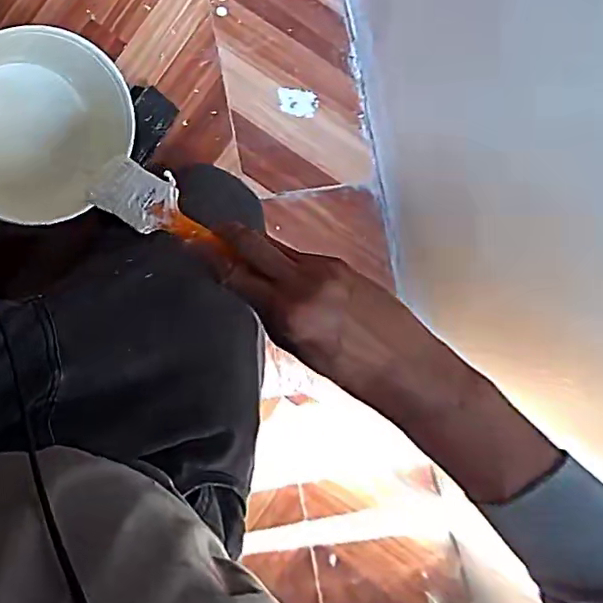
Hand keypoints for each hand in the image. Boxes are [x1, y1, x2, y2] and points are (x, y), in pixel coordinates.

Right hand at [211, 222, 562, 502]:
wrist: (413, 371)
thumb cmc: (355, 374)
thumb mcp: (297, 348)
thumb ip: (268, 312)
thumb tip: (242, 286)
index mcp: (290, 311)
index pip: (235, 273)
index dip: (207, 256)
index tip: (189, 244)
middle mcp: (306, 282)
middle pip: (252, 242)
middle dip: (226, 232)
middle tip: (206, 227)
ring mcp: (327, 269)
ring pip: (277, 248)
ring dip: (257, 247)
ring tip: (243, 253)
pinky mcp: (343, 266)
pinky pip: (302, 257)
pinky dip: (286, 261)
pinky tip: (285, 275)